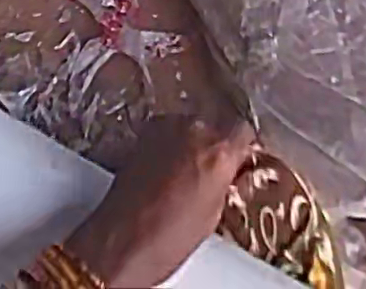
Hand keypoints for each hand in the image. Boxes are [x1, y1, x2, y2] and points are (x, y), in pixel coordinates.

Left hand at [63, 115, 255, 286]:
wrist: (121, 240)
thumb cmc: (167, 238)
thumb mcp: (213, 214)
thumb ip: (227, 181)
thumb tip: (234, 171)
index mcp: (220, 152)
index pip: (243, 130)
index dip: (242, 146)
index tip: (240, 158)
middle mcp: (197, 129)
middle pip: (217, 125)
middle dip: (215, 145)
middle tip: (209, 172)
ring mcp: (171, 124)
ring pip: (194, 125)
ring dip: (193, 142)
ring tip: (183, 173)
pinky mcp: (149, 126)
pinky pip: (172, 127)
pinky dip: (172, 141)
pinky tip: (166, 167)